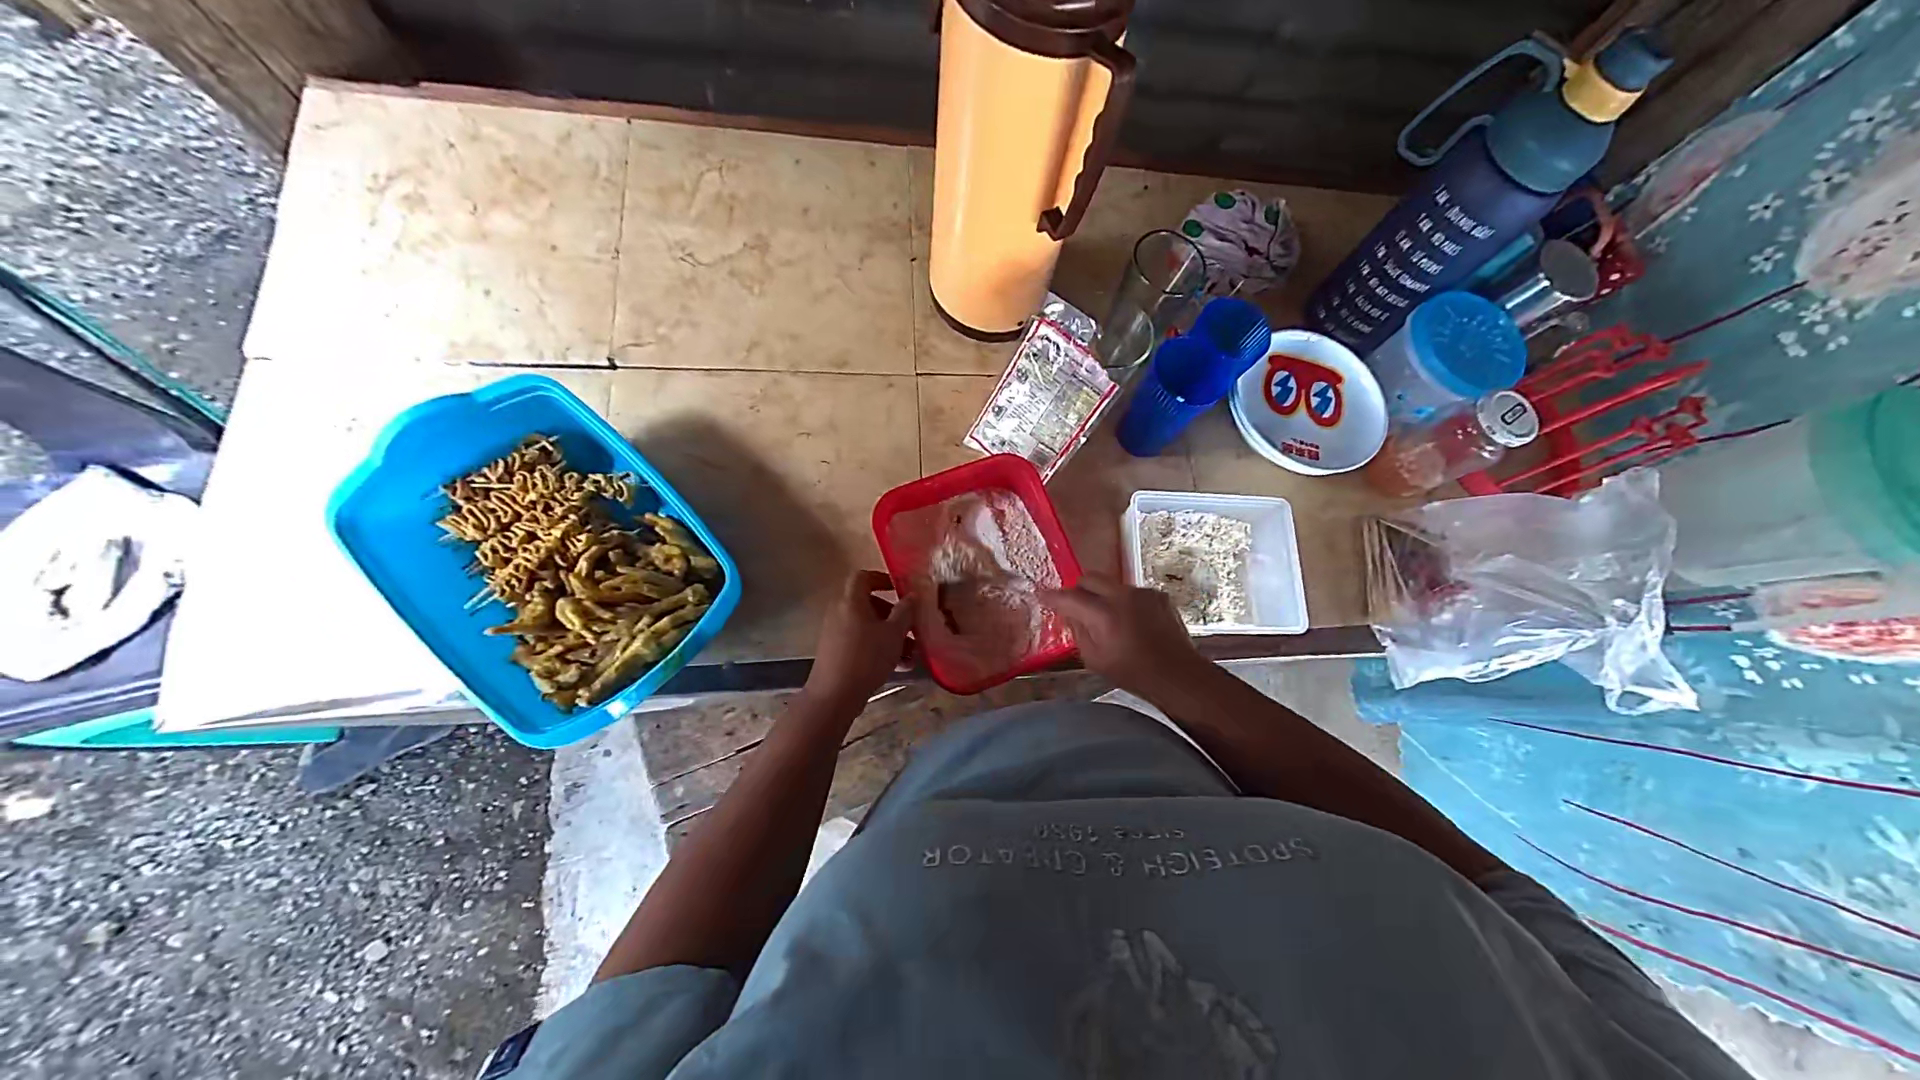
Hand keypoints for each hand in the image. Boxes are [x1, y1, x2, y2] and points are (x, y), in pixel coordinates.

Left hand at [803, 570, 913, 712]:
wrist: (834, 695)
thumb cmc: (867, 658)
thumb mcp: (894, 634)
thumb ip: (905, 611)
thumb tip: (913, 595)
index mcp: (851, 601)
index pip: (863, 576)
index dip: (882, 578)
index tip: (900, 589)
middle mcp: (840, 612)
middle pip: (867, 603)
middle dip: (892, 614)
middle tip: (911, 626)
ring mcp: (836, 633)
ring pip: (867, 626)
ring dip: (890, 634)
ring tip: (912, 653)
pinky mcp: (836, 651)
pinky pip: (861, 641)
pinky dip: (879, 647)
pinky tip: (900, 666)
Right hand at [1041, 575, 1205, 695]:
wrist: (1177, 674)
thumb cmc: (1133, 673)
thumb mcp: (1094, 659)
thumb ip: (1078, 631)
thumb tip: (1071, 614)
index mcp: (1103, 615)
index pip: (1069, 597)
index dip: (1052, 596)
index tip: (1041, 595)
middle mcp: (1122, 596)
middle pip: (1089, 578)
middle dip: (1078, 589)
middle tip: (1076, 606)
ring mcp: (1143, 593)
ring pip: (1111, 584)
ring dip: (1102, 596)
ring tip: (1108, 619)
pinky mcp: (1158, 595)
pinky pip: (1131, 592)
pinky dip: (1124, 602)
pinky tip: (1131, 622)